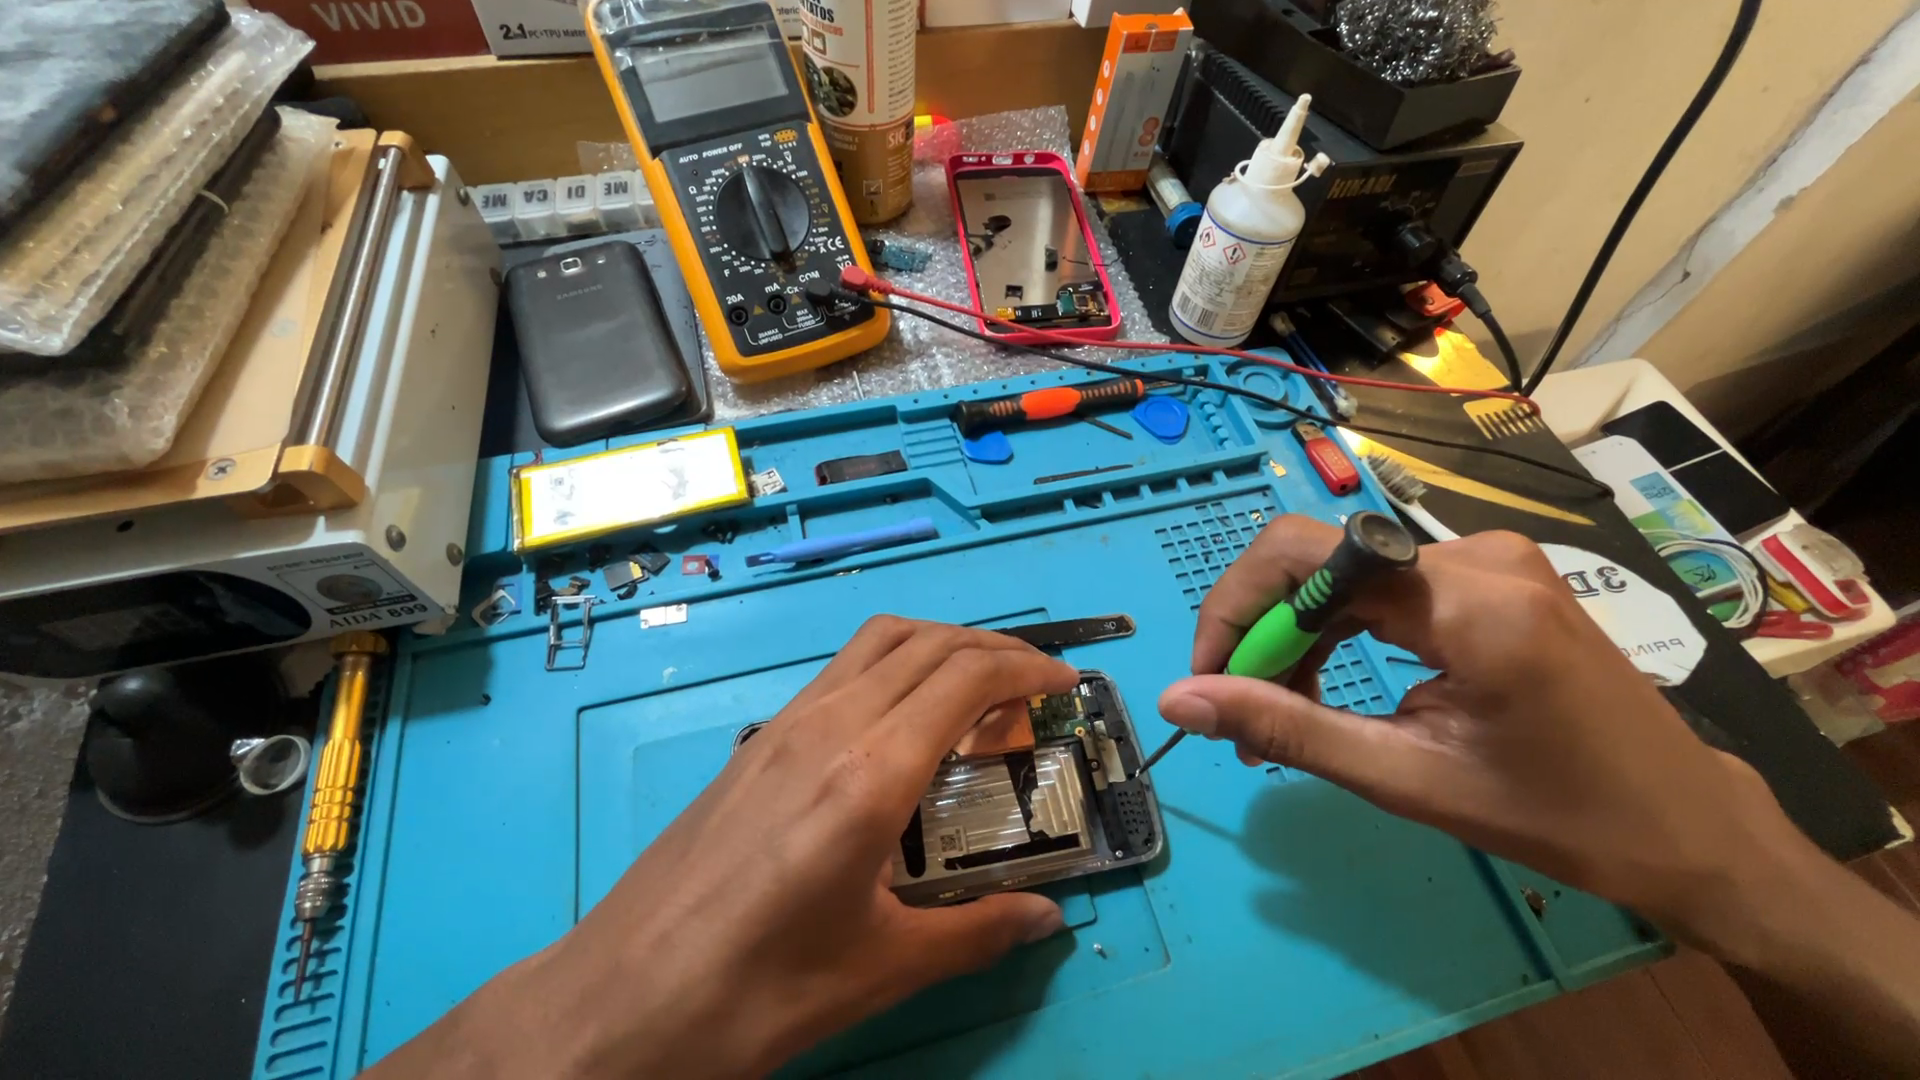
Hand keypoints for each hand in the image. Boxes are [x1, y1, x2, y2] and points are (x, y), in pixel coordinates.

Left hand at [374, 618, 1074, 1078]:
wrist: (622, 998)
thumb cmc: (759, 991)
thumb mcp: (883, 968)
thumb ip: (978, 932)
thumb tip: (1049, 917)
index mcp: (871, 773)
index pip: (964, 677)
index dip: (1026, 668)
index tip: (1067, 683)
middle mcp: (830, 725)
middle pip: (928, 643)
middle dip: (995, 648)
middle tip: (1038, 682)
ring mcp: (786, 723)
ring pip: (879, 641)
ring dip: (941, 643)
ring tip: (980, 683)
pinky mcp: (760, 737)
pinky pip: (843, 669)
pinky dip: (895, 663)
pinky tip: (905, 717)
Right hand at [1157, 516, 1808, 949]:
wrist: (1691, 825)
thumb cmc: (1558, 816)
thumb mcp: (1407, 780)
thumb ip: (1286, 728)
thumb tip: (1178, 699)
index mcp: (1469, 602)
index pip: (1302, 556)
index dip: (1235, 608)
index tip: (1211, 680)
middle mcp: (1475, 554)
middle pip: (1315, 560)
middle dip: (1261, 631)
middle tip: (1241, 711)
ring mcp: (1486, 557)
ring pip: (1339, 572)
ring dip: (1294, 636)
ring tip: (1281, 709)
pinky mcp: (1487, 573)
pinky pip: (1375, 583)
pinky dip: (1334, 631)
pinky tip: (1326, 682)